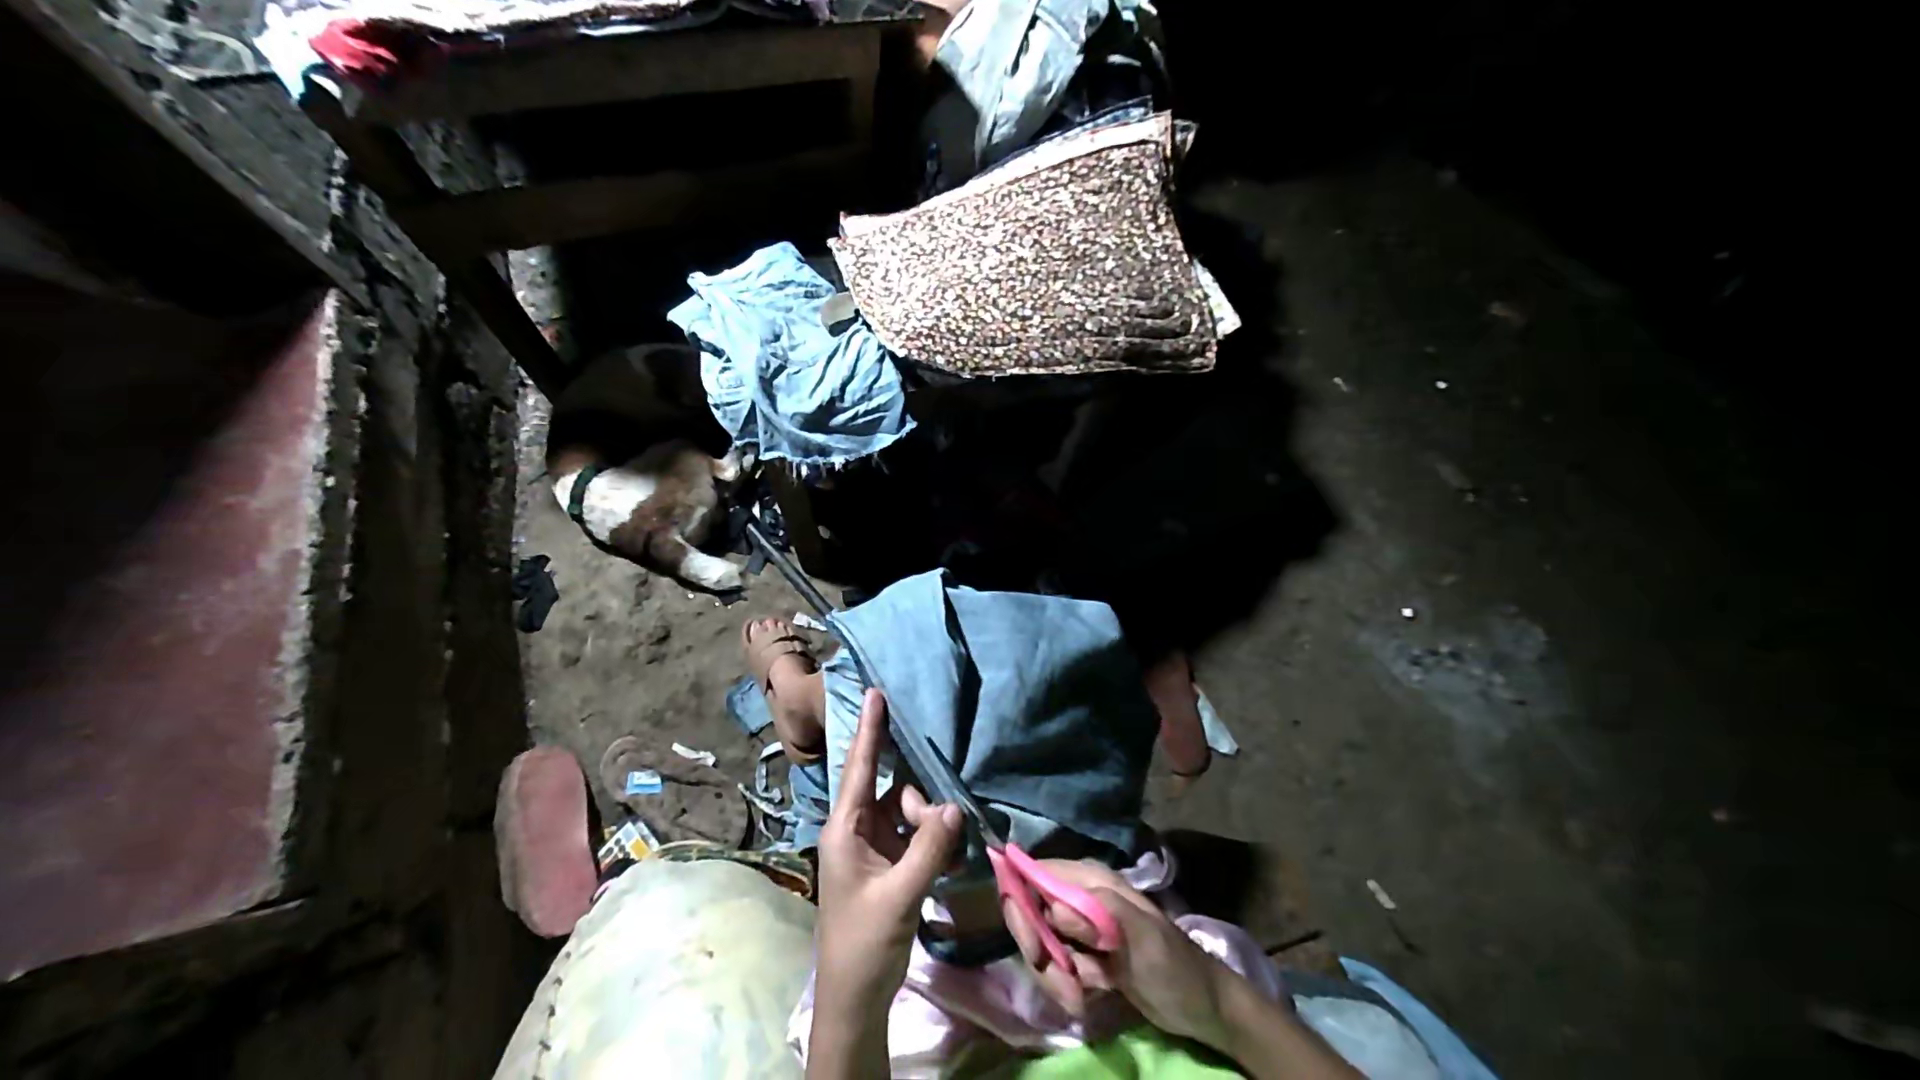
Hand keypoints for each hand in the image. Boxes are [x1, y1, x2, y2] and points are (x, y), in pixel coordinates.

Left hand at [810, 689, 962, 1074]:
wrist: (856, 995)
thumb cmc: (864, 942)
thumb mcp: (898, 896)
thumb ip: (928, 849)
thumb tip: (953, 806)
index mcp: (845, 829)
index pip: (858, 768)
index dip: (868, 730)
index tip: (874, 692)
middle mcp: (858, 830)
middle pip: (895, 792)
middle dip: (920, 802)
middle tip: (943, 826)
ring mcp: (874, 848)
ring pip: (909, 813)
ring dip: (931, 826)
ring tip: (949, 854)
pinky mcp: (890, 864)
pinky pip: (916, 836)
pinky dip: (933, 842)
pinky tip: (950, 858)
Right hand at [1002, 860, 1233, 1047]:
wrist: (1201, 1006)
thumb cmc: (1175, 964)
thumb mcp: (1143, 936)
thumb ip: (1101, 914)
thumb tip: (1055, 910)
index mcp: (1090, 878)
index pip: (1036, 873)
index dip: (1022, 902)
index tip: (1034, 945)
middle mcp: (1078, 895)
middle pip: (1031, 911)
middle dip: (1040, 951)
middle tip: (1065, 983)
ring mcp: (1079, 926)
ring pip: (1041, 942)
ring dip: (1054, 975)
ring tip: (1080, 998)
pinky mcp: (1082, 953)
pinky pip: (1055, 963)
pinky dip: (1064, 984)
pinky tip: (1085, 999)